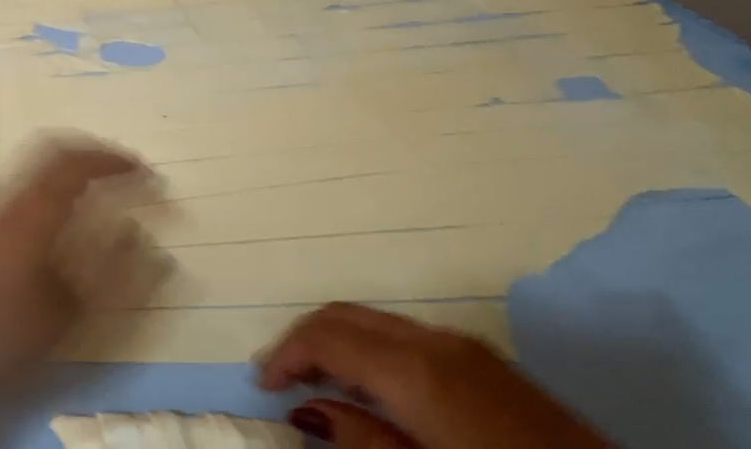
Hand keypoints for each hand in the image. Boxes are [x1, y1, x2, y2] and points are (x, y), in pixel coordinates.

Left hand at [0, 142, 150, 448]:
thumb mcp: (62, 314)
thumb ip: (110, 275)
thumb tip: (144, 241)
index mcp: (30, 209)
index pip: (74, 160)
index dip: (112, 160)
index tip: (142, 171)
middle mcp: (4, 201)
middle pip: (50, 160)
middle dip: (90, 165)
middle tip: (119, 182)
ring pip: (32, 181)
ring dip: (68, 187)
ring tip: (94, 213)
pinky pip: (19, 203)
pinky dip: (47, 208)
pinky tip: (53, 246)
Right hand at [259, 303, 612, 448]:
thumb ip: (363, 440)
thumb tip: (306, 412)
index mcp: (415, 369)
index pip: (327, 335)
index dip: (287, 353)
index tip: (263, 384)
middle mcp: (434, 340)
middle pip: (347, 315)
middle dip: (306, 339)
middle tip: (281, 378)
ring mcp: (464, 345)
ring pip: (377, 321)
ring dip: (339, 342)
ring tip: (319, 382)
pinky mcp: (487, 360)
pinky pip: (407, 335)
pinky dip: (373, 348)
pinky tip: (372, 385)